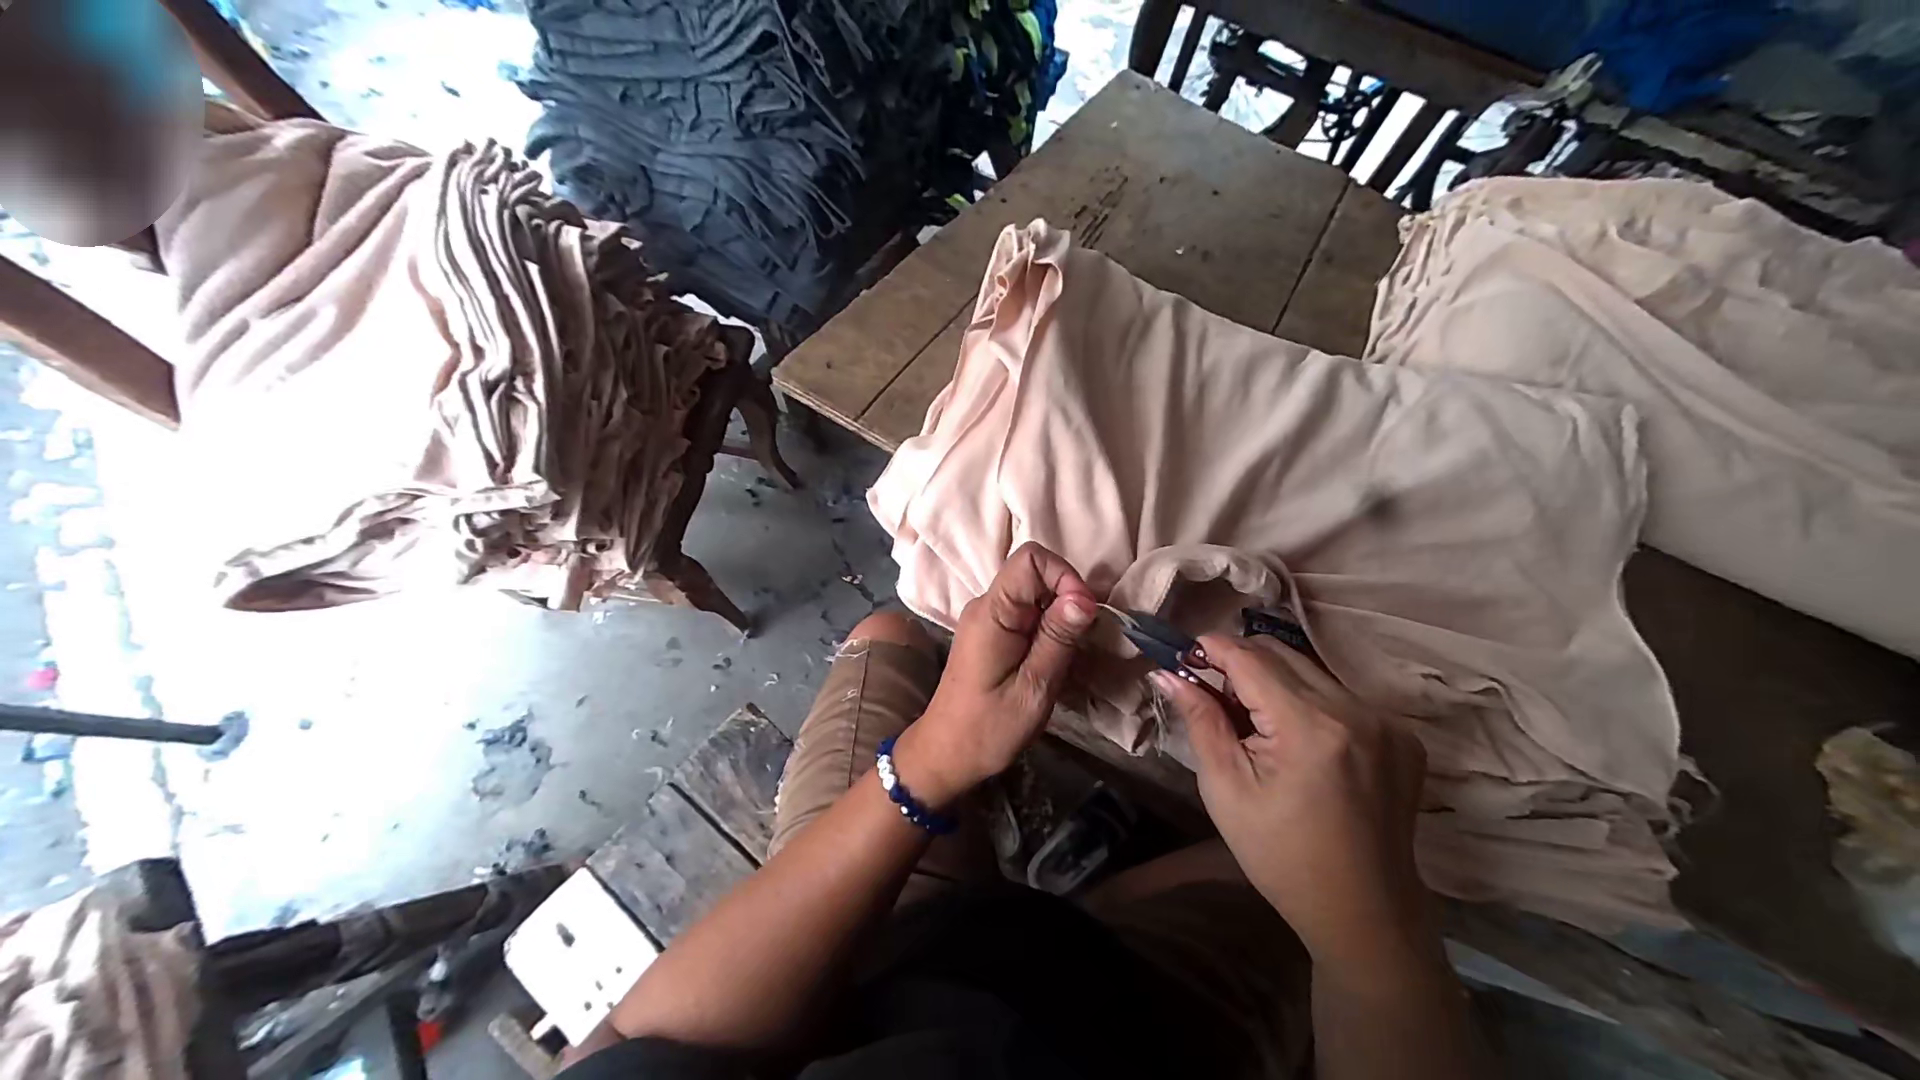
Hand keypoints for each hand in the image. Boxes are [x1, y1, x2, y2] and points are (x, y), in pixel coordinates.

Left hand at [893, 542, 1097, 803]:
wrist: (947, 754)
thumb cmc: (989, 729)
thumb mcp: (1034, 689)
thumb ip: (1058, 639)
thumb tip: (1085, 597)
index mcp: (992, 613)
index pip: (1031, 558)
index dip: (1065, 576)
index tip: (1084, 615)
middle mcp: (986, 605)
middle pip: (1035, 572)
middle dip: (1068, 598)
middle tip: (1081, 640)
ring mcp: (988, 618)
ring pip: (1034, 592)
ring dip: (1061, 615)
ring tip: (1069, 653)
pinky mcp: (993, 632)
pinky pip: (1027, 612)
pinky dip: (1049, 627)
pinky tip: (1054, 658)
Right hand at [1151, 634, 1429, 964]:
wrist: (1361, 911)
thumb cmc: (1279, 854)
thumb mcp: (1225, 788)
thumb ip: (1201, 720)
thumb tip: (1167, 674)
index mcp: (1309, 727)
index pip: (1250, 658)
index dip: (1212, 648)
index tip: (1184, 654)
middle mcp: (1355, 711)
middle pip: (1281, 654)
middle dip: (1239, 660)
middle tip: (1211, 689)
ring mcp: (1387, 722)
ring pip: (1311, 669)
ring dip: (1274, 678)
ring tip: (1252, 717)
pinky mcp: (1403, 735)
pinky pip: (1340, 693)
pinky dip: (1308, 698)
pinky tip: (1295, 736)